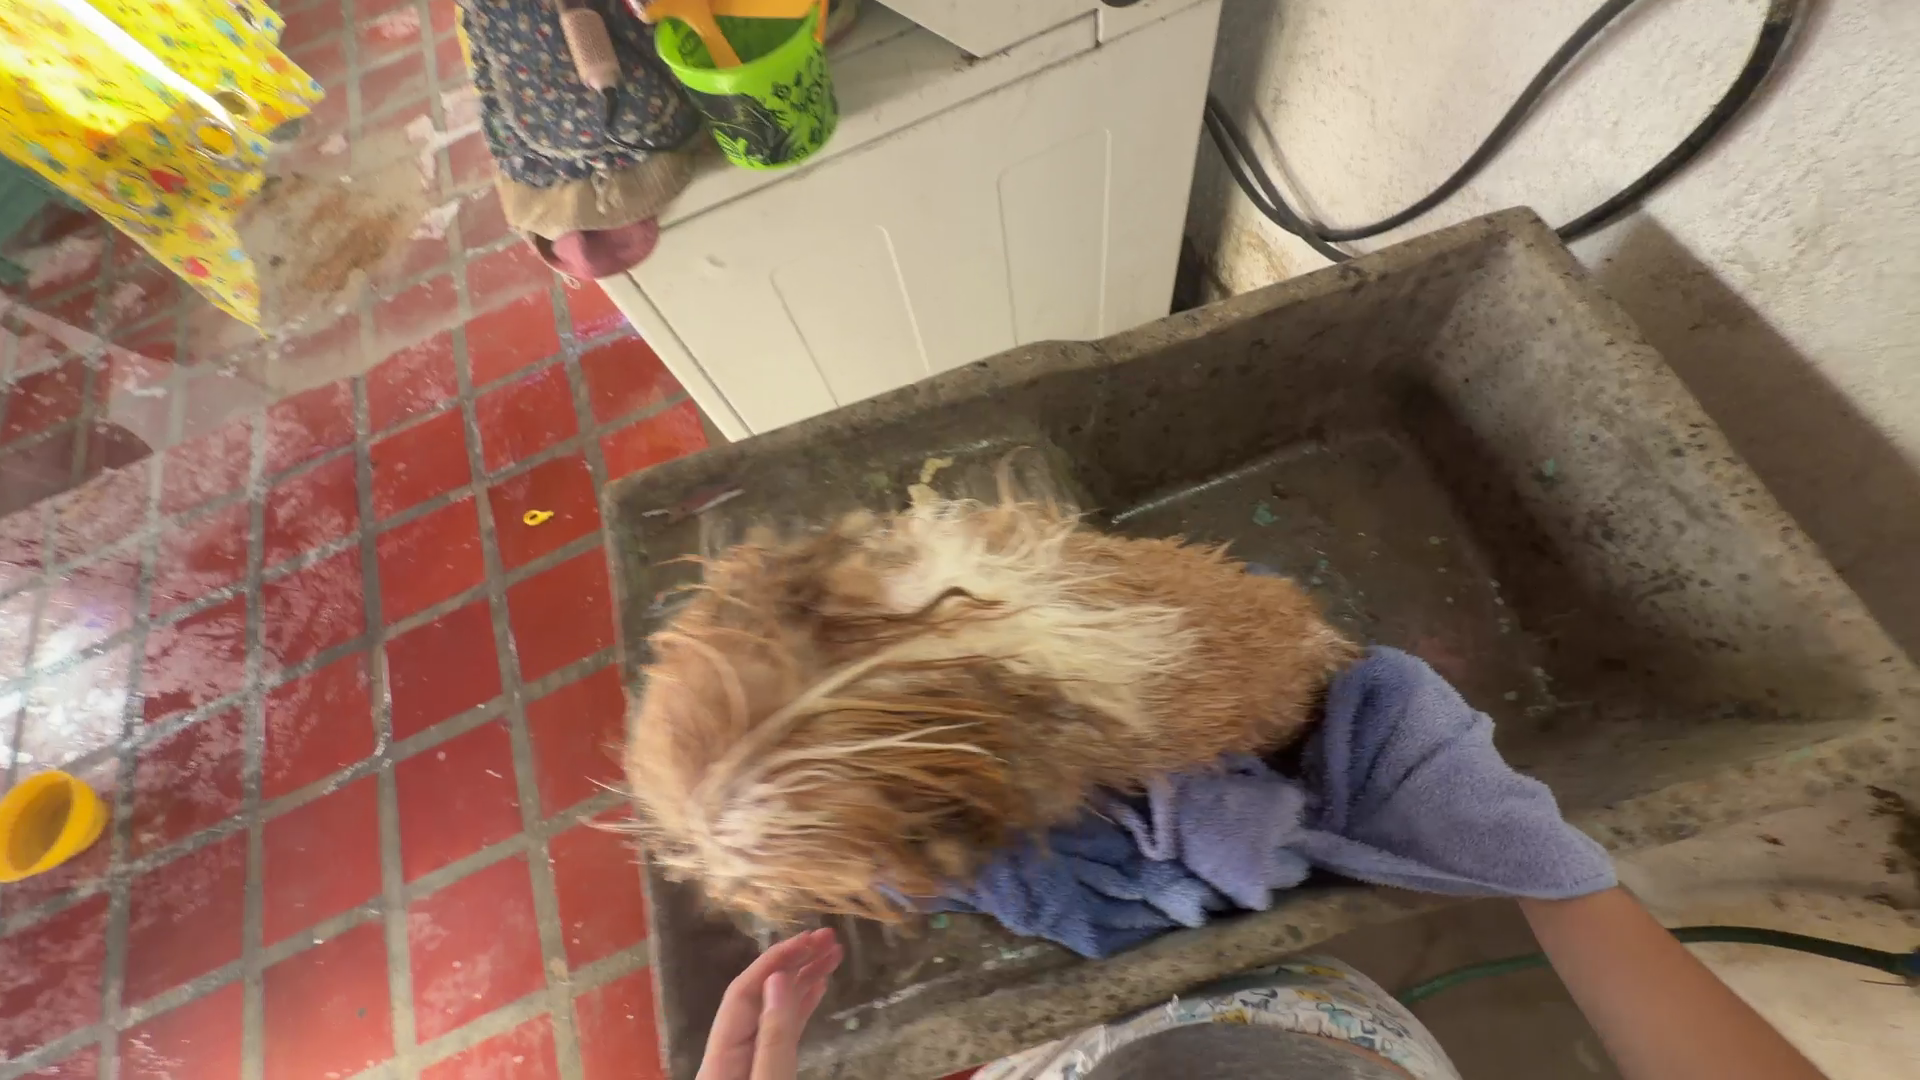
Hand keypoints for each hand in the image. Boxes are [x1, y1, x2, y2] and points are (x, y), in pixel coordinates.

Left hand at [697, 928, 844, 1079]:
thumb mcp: (768, 1079)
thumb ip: (773, 1035)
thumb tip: (777, 977)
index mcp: (720, 1055)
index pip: (744, 991)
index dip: (775, 959)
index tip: (807, 938)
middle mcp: (732, 1051)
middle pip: (761, 995)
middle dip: (795, 961)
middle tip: (829, 937)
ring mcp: (749, 1061)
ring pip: (777, 1009)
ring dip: (805, 978)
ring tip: (833, 954)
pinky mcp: (766, 1070)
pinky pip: (784, 1030)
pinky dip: (802, 1005)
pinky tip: (819, 985)